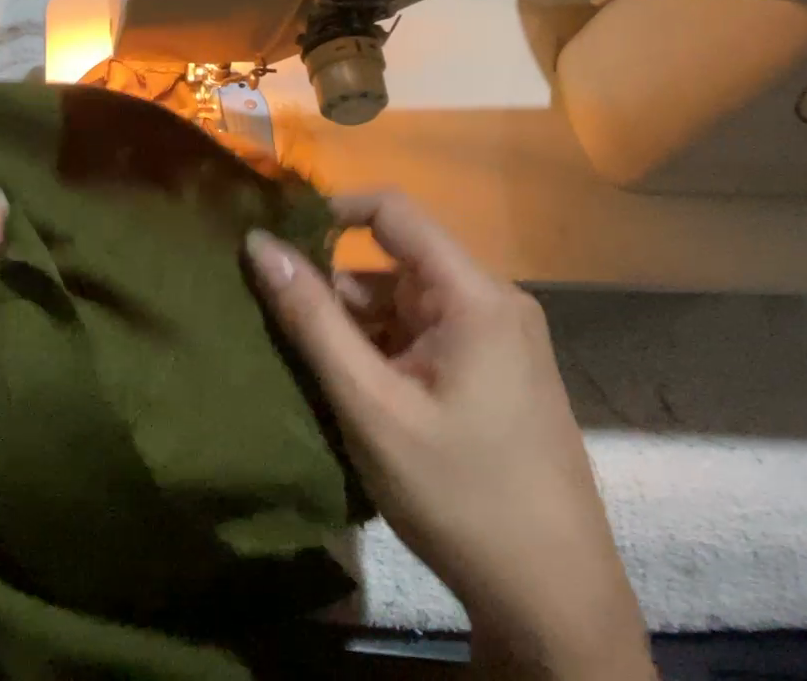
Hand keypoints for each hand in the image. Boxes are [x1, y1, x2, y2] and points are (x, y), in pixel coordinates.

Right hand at [244, 191, 651, 679]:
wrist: (549, 596)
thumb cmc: (458, 491)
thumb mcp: (369, 403)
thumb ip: (312, 318)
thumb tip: (258, 243)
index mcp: (474, 297)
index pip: (392, 211)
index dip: (325, 212)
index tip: (269, 244)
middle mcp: (489, 305)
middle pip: (388, 263)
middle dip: (326, 286)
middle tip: (267, 321)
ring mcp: (490, 343)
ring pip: (394, 305)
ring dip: (344, 326)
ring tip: (294, 363)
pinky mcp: (483, 376)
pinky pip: (412, 338)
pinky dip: (369, 352)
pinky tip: (338, 390)